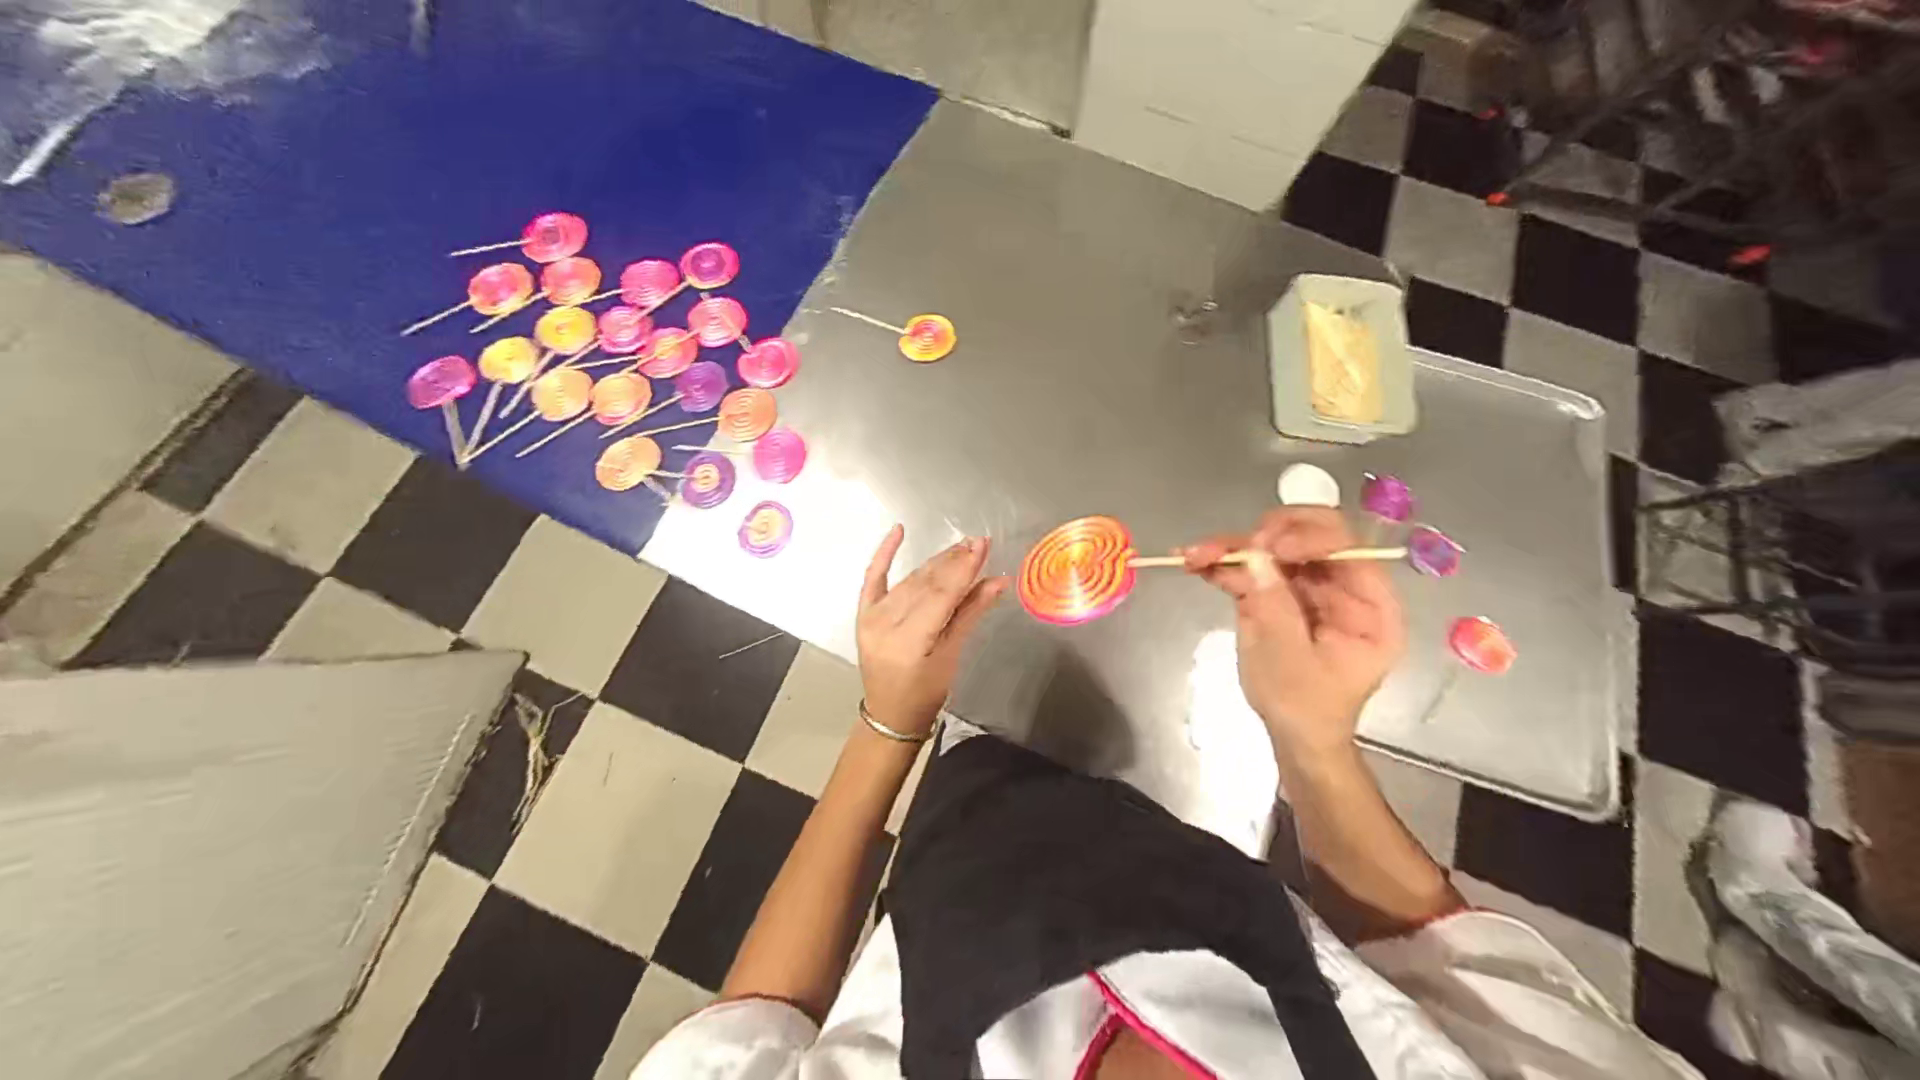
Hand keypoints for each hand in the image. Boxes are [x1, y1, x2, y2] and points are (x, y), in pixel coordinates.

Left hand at [856, 526, 1008, 738]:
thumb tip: (998, 582)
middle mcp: (885, 624)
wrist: (889, 714)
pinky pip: (873, 577)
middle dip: (954, 561)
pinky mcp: (863, 613)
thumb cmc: (925, 693)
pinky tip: (898, 531)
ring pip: (909, 580)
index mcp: (908, 641)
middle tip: (979, 542)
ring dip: (935, 562)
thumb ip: (971, 614)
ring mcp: (870, 617)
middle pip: (925, 584)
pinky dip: (885, 553)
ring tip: (960, 547)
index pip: (940, 596)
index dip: (964, 569)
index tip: (984, 547)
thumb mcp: (951, 657)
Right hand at [1185, 508, 1403, 757]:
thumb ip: (1274, 606)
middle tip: (1230, 548)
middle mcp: (1340, 586)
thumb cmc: (1305, 706)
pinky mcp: (1274, 593)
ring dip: (1232, 547)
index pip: (1347, 550)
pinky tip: (1194, 562)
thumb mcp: (1291, 661)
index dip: (1308, 538)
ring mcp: (1305, 587)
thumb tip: (1253, 557)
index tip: (1267, 547)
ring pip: (1272, 548)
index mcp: (1368, 604)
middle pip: (1307, 538)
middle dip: (1265, 536)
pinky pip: (1250, 568)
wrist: (1293, 735)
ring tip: (1194, 554)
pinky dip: (1221, 563)